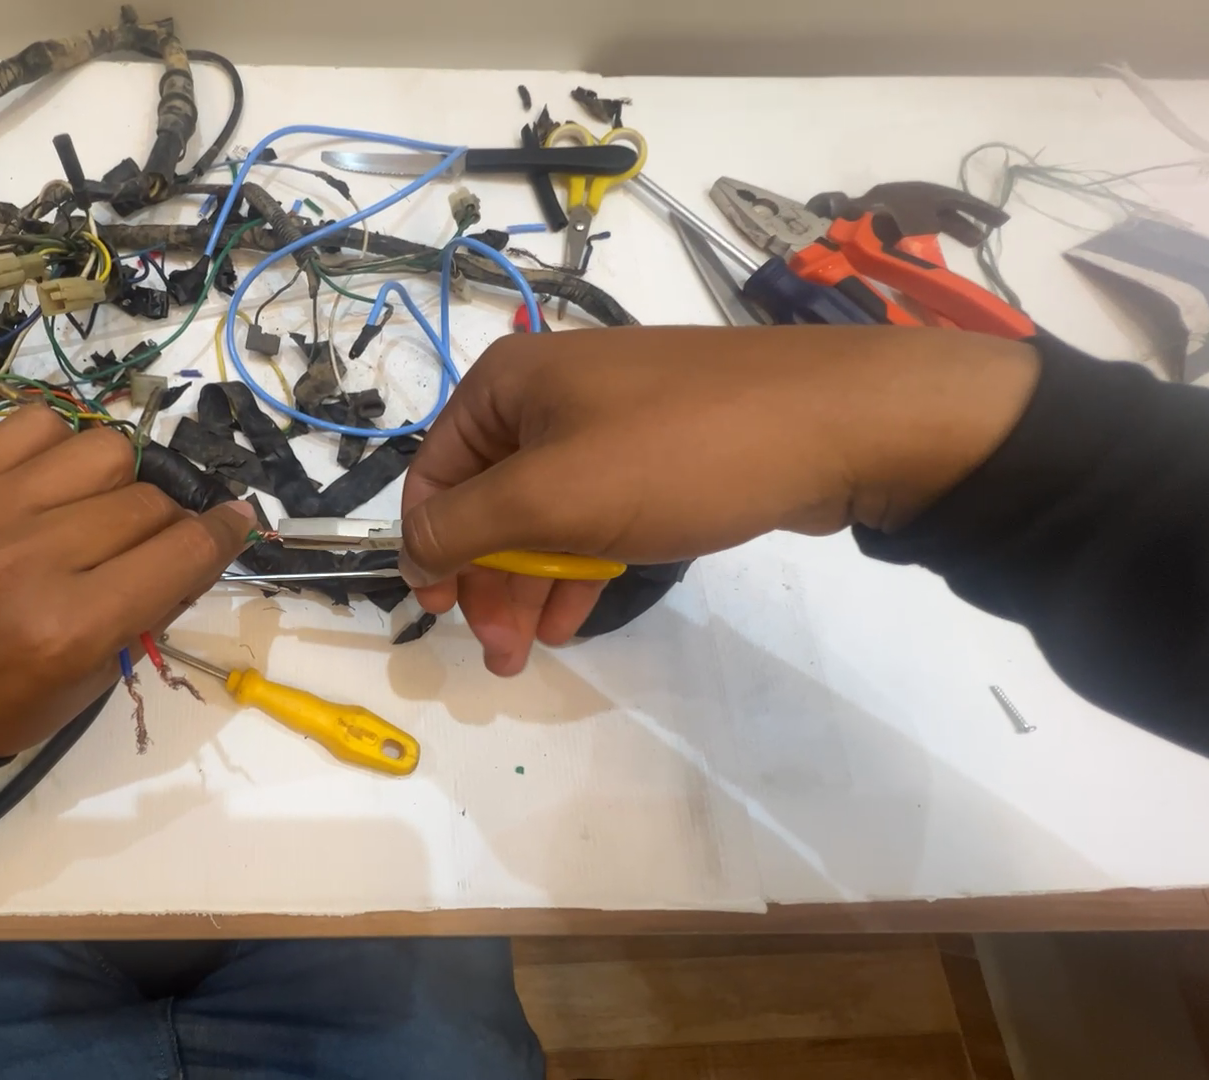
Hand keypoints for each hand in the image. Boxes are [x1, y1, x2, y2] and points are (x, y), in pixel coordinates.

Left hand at [0, 407, 254, 755]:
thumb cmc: (21, 696)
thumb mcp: (106, 669)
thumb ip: (162, 595)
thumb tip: (209, 528)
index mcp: (73, 626)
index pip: (181, 550)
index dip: (223, 531)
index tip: (234, 521)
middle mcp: (29, 561)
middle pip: (147, 500)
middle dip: (167, 520)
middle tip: (148, 541)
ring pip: (103, 449)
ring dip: (120, 479)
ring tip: (97, 508)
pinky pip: (38, 423)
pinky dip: (62, 445)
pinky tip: (53, 482)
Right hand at [400, 325, 1040, 675]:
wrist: (848, 426)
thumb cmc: (673, 455)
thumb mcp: (546, 497)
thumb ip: (459, 529)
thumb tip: (407, 554)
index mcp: (502, 389)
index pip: (434, 477)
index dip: (429, 548)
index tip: (439, 613)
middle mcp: (541, 399)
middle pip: (486, 503)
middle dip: (487, 581)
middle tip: (499, 651)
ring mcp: (598, 423)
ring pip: (537, 516)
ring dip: (527, 584)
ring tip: (529, 649)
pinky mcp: (647, 452)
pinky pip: (587, 514)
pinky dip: (573, 564)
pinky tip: (571, 614)